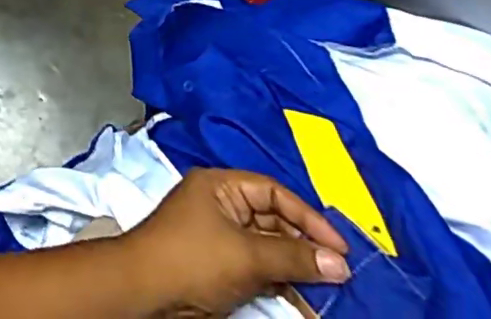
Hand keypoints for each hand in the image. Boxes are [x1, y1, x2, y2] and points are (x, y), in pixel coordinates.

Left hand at [128, 169, 350, 315]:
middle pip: (274, 219)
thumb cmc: (193, 259)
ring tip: (332, 293)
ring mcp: (221, 235)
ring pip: (271, 247)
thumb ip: (294, 257)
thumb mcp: (247, 255)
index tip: (341, 248)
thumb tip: (338, 263)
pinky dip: (284, 283)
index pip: (272, 192)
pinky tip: (308, 305)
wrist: (149, 290)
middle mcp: (220, 205)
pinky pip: (262, 268)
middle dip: (307, 246)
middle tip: (341, 275)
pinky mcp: (223, 264)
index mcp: (218, 186)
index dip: (308, 217)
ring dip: (299, 269)